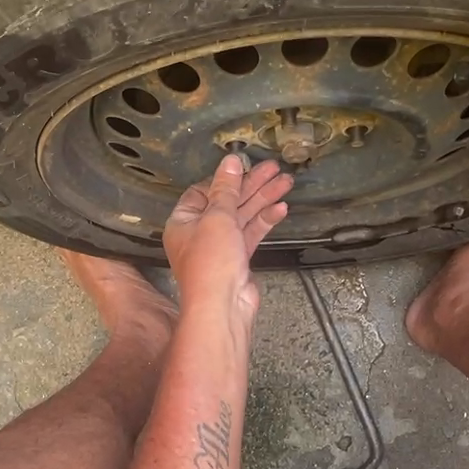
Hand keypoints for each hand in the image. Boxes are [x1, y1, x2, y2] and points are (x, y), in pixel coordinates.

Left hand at [163, 155, 291, 322]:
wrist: (223, 306)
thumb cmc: (210, 263)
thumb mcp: (217, 216)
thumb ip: (226, 188)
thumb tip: (230, 162)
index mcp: (182, 221)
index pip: (203, 191)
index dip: (224, 178)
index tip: (245, 164)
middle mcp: (198, 233)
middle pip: (226, 202)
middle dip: (251, 185)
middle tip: (274, 169)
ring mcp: (218, 247)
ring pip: (242, 216)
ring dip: (263, 199)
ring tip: (286, 182)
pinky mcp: (236, 259)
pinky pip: (250, 234)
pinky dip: (265, 221)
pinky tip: (281, 208)